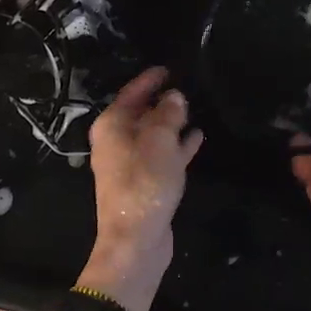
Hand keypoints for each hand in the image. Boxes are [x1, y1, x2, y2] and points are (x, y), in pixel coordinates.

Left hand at [78, 67, 203, 310]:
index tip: (169, 67)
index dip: (151, 79)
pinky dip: (178, 145)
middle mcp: (117, 141)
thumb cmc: (144, 183)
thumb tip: (175, 96)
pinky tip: (198, 137)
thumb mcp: (160, 141)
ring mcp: (131, 163)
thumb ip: (169, 113)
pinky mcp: (145, 182)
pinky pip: (162, 155)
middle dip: (163, 100)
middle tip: (188, 86)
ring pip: (154, 134)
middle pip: (142, 112)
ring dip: (172, 123)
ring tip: (197, 108)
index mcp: (112, 125)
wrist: (135, 242)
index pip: (132, 92)